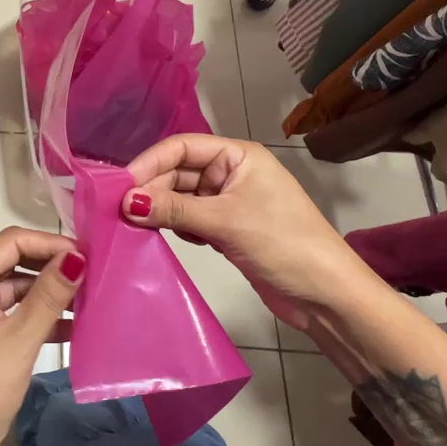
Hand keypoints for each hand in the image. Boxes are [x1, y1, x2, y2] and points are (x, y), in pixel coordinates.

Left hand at [0, 227, 83, 445]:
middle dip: (51, 264)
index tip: (88, 253)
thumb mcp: (21, 340)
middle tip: (93, 273)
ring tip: (90, 299)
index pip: (11, 241)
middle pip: (13, 261)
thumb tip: (78, 256)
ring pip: (15, 288)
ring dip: (48, 292)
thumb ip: (49, 295)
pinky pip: (13, 313)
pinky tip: (73, 327)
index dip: (49, 242)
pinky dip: (39, 315)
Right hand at [121, 133, 389, 332]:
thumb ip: (174, 210)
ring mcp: (230, 202)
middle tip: (117, 211)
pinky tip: (159, 237)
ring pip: (181, 197)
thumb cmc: (284, 244)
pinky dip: (174, 226)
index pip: (182, 148)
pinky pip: (189, 219)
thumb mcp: (225, 222)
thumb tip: (125, 202)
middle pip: (178, 172)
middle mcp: (232, 173)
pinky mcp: (227, 229)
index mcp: (239, 156)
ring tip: (131, 225)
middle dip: (150, 189)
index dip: (149, 163)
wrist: (329, 297)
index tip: (119, 186)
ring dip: (159, 209)